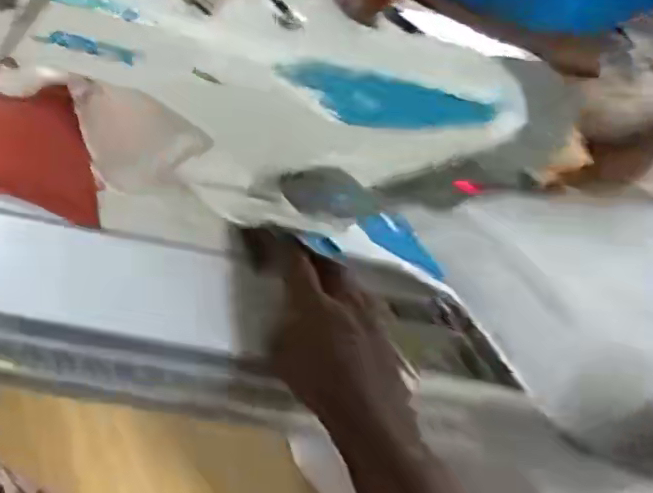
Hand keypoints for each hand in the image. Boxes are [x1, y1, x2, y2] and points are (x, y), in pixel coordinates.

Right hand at [268, 236, 413, 439]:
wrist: (373, 424)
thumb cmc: (318, 386)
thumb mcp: (281, 352)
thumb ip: (280, 321)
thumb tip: (278, 307)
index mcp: (313, 302)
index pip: (294, 259)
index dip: (278, 241)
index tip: (265, 228)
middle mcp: (344, 301)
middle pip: (328, 262)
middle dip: (310, 251)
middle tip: (295, 248)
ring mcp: (370, 317)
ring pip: (351, 280)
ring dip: (333, 272)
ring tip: (321, 273)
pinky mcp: (387, 335)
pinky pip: (366, 302)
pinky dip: (351, 295)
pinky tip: (345, 305)